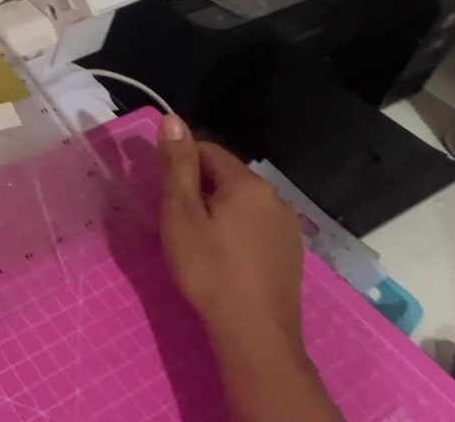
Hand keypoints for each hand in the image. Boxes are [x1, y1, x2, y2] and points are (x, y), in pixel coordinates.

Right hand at [156, 115, 306, 364]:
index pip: (207, 150)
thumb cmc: (209, 268)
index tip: (164, 192)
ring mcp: (288, 229)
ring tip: (197, 240)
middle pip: (226, 176)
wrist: (254, 336)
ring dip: (218, 211)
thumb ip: (177, 164)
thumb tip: (172, 119)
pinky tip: (223, 258)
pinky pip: (256, 227)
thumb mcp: (181, 212)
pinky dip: (235, 232)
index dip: (180, 164)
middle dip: (199, 188)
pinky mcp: (290, 256)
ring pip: (242, 203)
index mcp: (248, 183)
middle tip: (176, 220)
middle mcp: (275, 198)